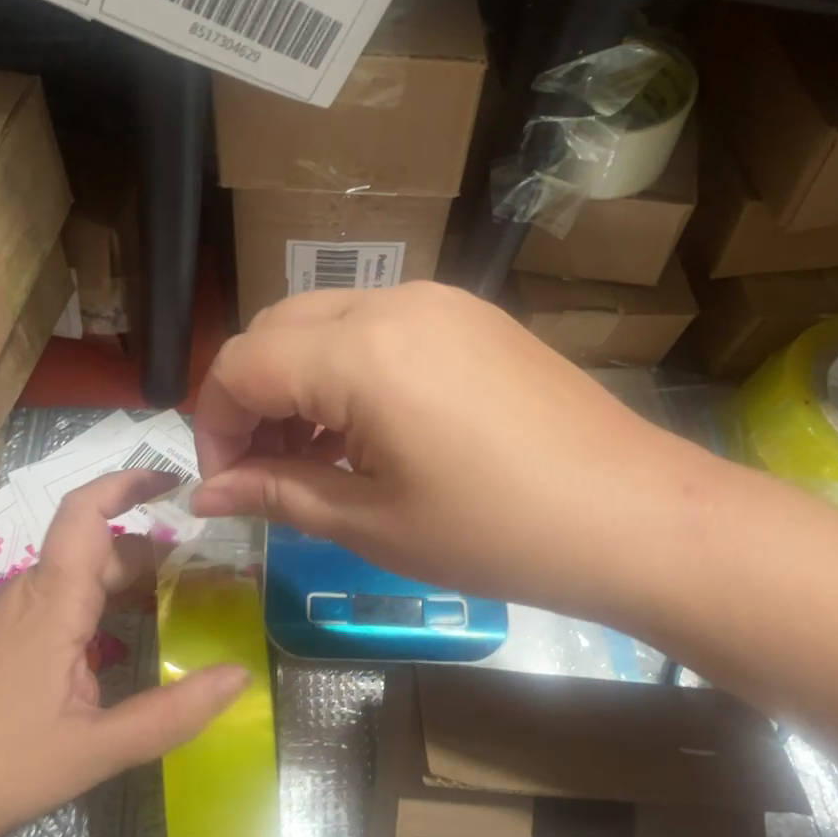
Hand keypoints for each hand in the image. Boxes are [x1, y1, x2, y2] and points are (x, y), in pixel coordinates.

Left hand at [0, 470, 249, 836]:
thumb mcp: (95, 750)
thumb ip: (172, 713)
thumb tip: (242, 675)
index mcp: (50, 603)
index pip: (86, 513)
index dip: (128, 483)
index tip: (174, 480)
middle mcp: (23, 598)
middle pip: (94, 551)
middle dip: (151, 554)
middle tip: (207, 578)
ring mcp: (0, 624)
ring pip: (72, 583)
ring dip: (124, 587)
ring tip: (175, 612)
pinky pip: (51, 611)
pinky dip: (96, 613)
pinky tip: (116, 656)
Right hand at [190, 282, 703, 621]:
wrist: (632, 517)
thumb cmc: (496, 534)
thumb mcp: (373, 524)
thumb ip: (277, 494)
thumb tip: (206, 493)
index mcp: (360, 353)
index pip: (242, 364)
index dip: (213, 424)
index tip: (223, 483)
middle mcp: (393, 302)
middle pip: (278, 330)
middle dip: (252, 399)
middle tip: (263, 472)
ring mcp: (440, 301)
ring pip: (327, 324)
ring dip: (299, 384)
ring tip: (313, 460)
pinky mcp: (473, 317)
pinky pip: (380, 329)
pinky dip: (348, 372)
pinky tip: (368, 433)